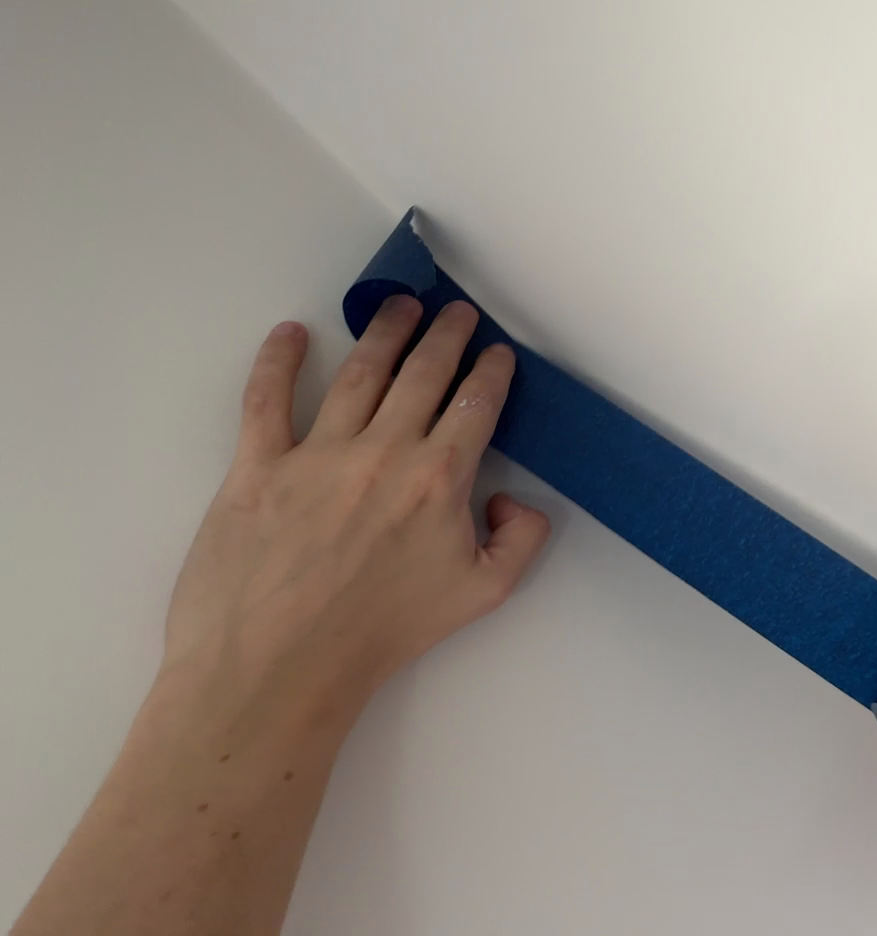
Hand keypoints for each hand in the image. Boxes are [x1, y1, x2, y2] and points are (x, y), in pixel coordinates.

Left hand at [161, 296, 550, 712]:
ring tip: (399, 304)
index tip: (498, 352)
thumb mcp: (489, 589)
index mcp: (440, 478)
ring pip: (358, 375)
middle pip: (422, 375)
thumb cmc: (389, 629)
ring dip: (384, 334)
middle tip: (457, 310)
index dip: (491, 372)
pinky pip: (264, 402)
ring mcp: (315, 456)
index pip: (475, 404)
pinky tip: (292, 334)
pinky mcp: (256, 470)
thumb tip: (509, 496)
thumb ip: (525, 535)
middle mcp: (383, 452)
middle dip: (447, 336)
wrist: (279, 668)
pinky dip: (277, 362)